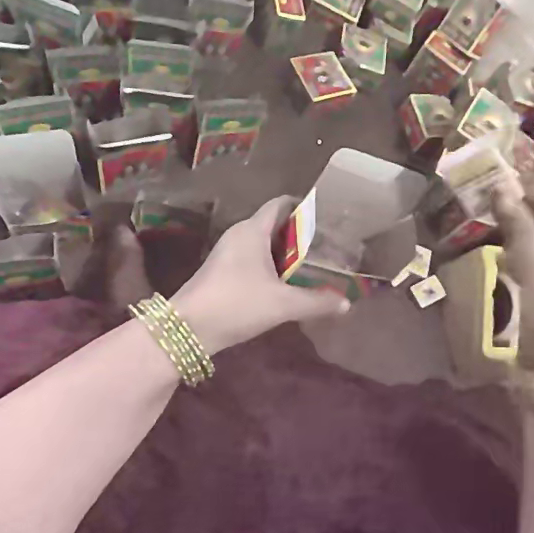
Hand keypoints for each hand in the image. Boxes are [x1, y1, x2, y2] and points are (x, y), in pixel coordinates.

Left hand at [170, 196, 350, 352]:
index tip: (328, 219)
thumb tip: (346, 303)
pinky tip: (286, 284)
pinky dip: (271, 266)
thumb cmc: (236, 305)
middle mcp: (238, 235)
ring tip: (312, 266)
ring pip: (262, 244)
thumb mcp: (282, 305)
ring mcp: (227, 254)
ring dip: (285, 253)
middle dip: (300, 234)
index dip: (304, 207)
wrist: (187, 328)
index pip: (281, 204)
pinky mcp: (222, 272)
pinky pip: (252, 260)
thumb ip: (317, 302)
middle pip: (274, 224)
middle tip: (327, 247)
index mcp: (252, 230)